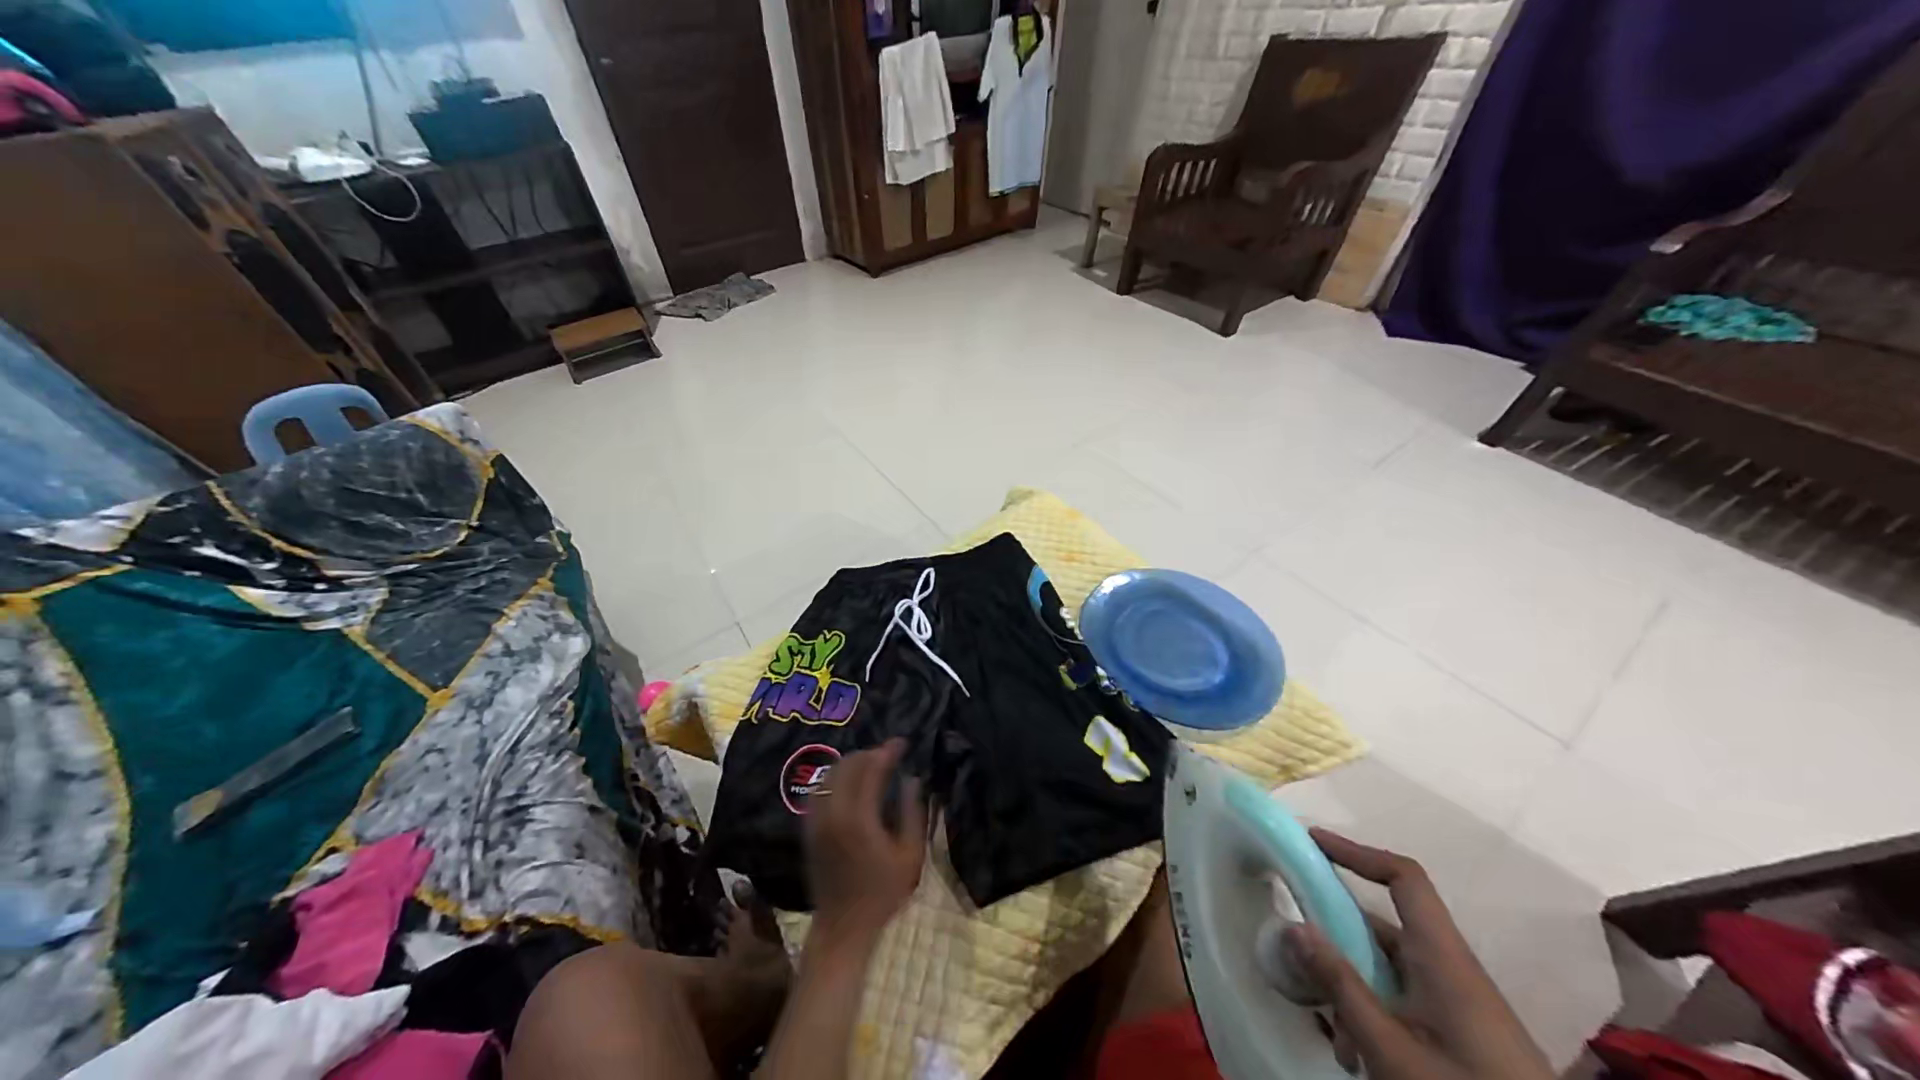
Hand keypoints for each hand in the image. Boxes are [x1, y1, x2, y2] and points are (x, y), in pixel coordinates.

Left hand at [804, 739, 926, 942]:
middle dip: (869, 753)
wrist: (843, 925)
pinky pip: (819, 790)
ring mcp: (817, 820)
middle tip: (888, 755)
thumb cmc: (883, 893)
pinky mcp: (808, 829)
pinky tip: (849, 783)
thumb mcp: (910, 855)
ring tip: (871, 765)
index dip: (887, 751)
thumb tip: (912, 779)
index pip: (871, 769)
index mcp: (860, 819)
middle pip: (848, 765)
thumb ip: (912, 813)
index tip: (902, 743)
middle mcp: (834, 813)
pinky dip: (835, 778)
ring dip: (851, 763)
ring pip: (830, 775)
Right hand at [1285, 829, 1553, 1079]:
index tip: (1312, 842)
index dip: (1358, 853)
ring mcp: (1457, 1003)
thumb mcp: (1391, 1047)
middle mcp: (1451, 970)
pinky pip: (1404, 1000)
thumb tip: (1294, 925)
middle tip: (1296, 960)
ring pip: (1388, 970)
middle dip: (1336, 942)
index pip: (1404, 878)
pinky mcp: (1459, 1032)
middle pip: (1383, 928)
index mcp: (1444, 958)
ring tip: (1333, 1035)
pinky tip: (1357, 1053)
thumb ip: (1341, 986)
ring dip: (1351, 990)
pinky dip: (1372, 1013)